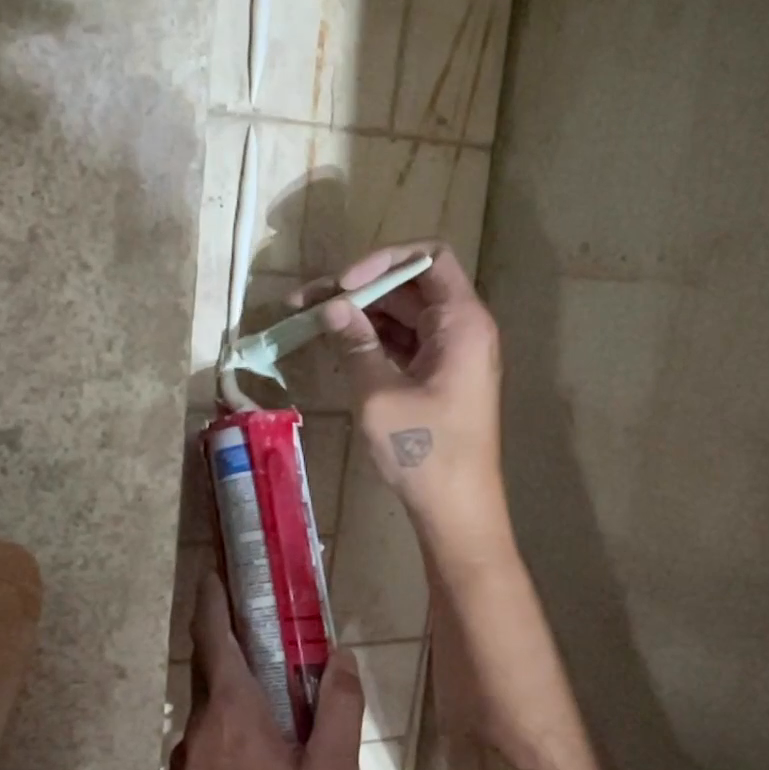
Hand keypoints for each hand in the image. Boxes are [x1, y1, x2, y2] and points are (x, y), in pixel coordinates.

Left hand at [175, 572, 364, 769]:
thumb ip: (340, 710)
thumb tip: (342, 657)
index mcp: (235, 719)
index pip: (214, 641)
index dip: (212, 602)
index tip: (212, 573)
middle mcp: (200, 734)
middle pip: (207, 671)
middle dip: (225, 643)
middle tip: (255, 629)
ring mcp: (186, 767)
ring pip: (205, 710)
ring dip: (229, 693)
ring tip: (267, 701)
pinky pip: (202, 744)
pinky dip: (224, 730)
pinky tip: (254, 759)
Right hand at [289, 241, 506, 551]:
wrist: (456, 510)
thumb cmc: (425, 452)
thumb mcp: (380, 394)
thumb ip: (356, 344)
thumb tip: (331, 308)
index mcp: (462, 322)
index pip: (428, 258)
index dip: (383, 260)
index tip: (342, 285)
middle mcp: (462, 329)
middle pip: (410, 285)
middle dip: (359, 288)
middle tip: (306, 301)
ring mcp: (451, 354)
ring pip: (403, 315)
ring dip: (360, 314)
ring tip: (311, 320)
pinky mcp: (438, 377)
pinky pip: (404, 342)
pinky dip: (372, 339)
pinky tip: (336, 344)